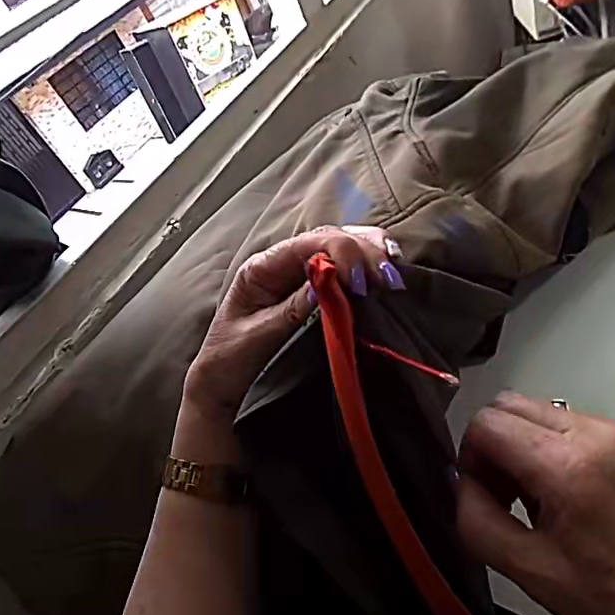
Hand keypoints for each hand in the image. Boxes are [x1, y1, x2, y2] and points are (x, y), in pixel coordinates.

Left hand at [182, 225, 401, 424]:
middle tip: (388, 276)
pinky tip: (384, 265)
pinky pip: (341, 263)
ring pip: (339, 243)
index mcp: (261, 267)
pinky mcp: (309, 284)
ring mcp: (295, 270)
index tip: (362, 281)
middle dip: (363, 251)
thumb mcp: (257, 336)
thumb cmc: (231, 357)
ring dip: (369, 251)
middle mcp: (280, 260)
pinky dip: (366, 262)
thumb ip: (290, 310)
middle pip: (328, 237)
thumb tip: (325, 287)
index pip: (307, 244)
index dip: (340, 254)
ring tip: (393, 266)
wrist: (220, 376)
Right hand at [453, 393, 614, 614]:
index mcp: (572, 467)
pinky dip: (560, 453)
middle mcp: (602, 436)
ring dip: (527, 450)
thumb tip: (462, 490)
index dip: (470, 459)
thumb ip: (481, 524)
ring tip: (541, 508)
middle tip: (503, 500)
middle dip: (494, 447)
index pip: (488, 423)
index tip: (480, 495)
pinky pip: (581, 428)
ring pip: (546, 413)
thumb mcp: (540, 579)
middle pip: (514, 406)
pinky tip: (574, 505)